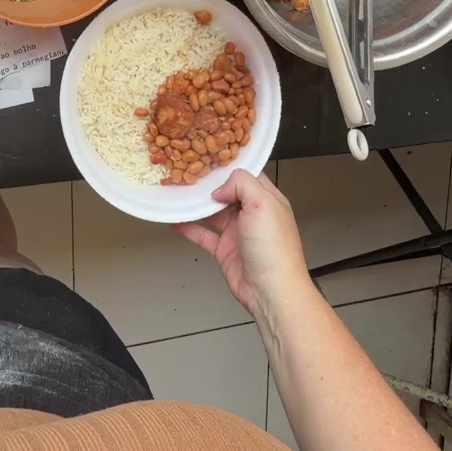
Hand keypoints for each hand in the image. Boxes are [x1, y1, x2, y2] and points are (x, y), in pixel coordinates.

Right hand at [175, 169, 314, 318]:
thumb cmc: (275, 250)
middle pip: (227, 193)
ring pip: (212, 213)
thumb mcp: (263, 204)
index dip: (229, 168)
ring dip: (196, 205)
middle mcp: (252, 215)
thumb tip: (220, 187)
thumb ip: (241, 185)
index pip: (247, 176)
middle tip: (188, 175)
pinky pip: (203, 235)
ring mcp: (238, 232)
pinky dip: (189, 228)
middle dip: (209, 185)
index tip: (209, 160)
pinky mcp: (225, 250)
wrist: (271, 290)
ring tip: (178, 194)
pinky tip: (176, 220)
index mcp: (267, 200)